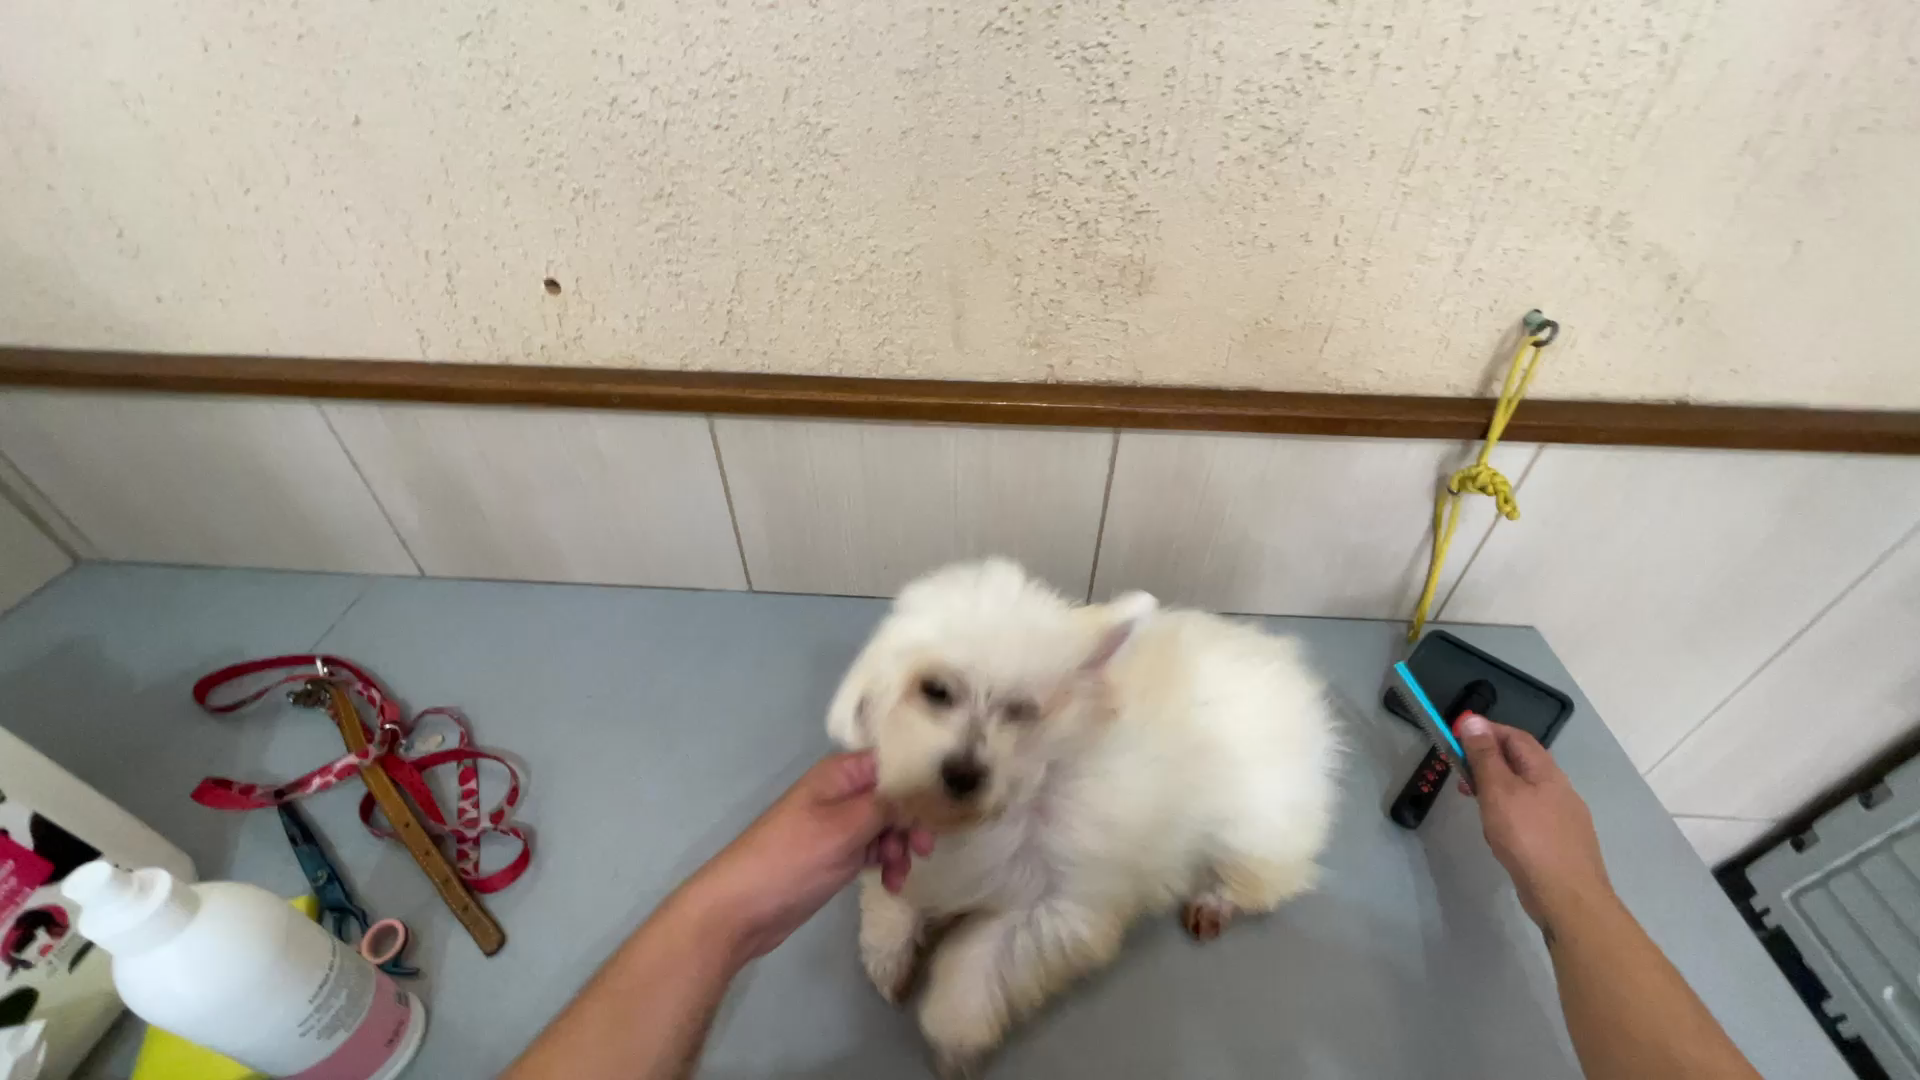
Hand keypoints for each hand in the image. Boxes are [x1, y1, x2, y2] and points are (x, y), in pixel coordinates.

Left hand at [679, 752, 933, 961]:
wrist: (740, 910)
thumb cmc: (792, 858)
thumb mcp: (845, 827)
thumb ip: (887, 807)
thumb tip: (921, 793)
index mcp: (841, 773)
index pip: (894, 761)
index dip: (921, 778)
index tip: (948, 801)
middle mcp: (844, 791)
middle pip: (895, 795)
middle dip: (913, 820)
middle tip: (925, 847)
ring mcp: (841, 824)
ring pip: (889, 824)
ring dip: (901, 847)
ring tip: (901, 872)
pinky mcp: (838, 853)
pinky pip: (875, 849)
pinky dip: (887, 863)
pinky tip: (891, 883)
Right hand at [1455, 714, 1611, 930]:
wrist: (1566, 897)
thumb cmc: (1527, 836)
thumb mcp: (1497, 790)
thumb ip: (1484, 755)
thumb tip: (1473, 720)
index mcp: (1546, 773)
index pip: (1516, 737)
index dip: (1485, 730)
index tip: (1455, 735)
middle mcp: (1559, 790)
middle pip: (1520, 762)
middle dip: (1486, 760)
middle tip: (1458, 770)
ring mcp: (1562, 817)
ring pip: (1522, 789)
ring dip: (1493, 786)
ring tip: (1472, 800)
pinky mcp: (1558, 840)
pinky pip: (1528, 813)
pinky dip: (1506, 809)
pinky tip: (1495, 828)